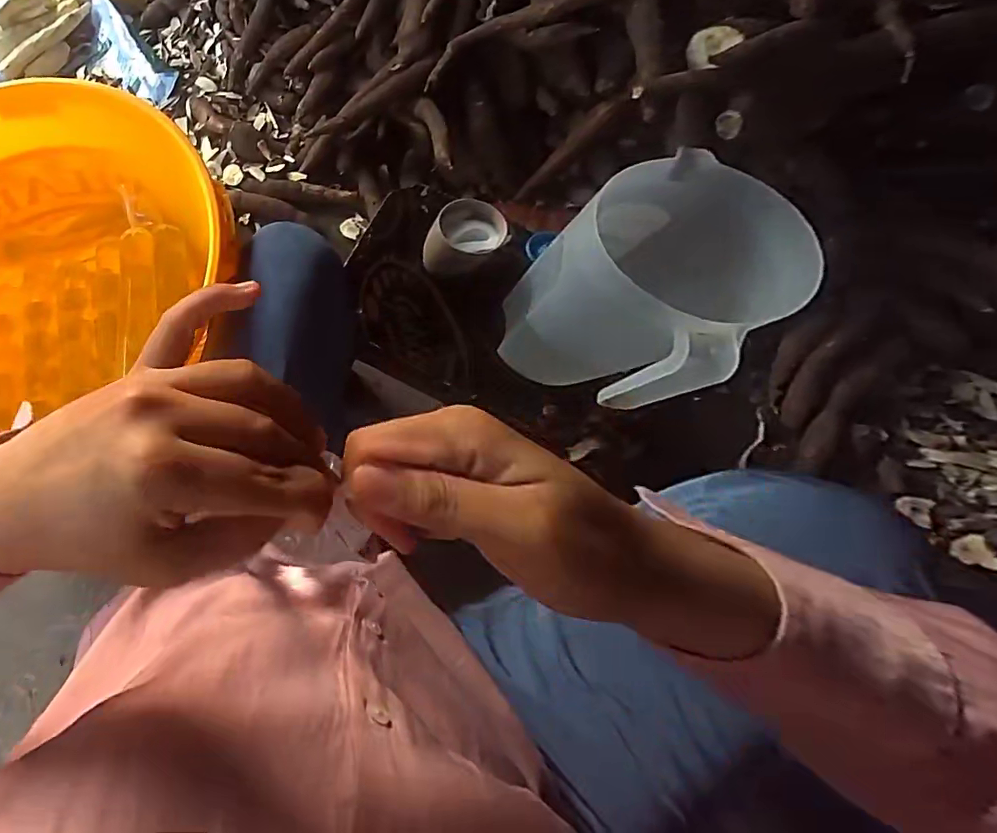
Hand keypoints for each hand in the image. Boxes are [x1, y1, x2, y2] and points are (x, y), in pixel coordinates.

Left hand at [0, 281, 333, 587]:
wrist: (16, 499)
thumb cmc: (87, 543)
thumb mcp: (166, 567)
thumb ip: (238, 538)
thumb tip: (287, 506)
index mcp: (167, 474)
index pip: (265, 482)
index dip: (307, 499)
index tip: (322, 513)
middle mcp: (164, 414)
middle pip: (262, 429)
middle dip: (303, 459)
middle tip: (316, 483)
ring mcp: (150, 381)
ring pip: (242, 381)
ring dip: (286, 407)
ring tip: (305, 435)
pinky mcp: (137, 368)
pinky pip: (179, 324)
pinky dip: (215, 300)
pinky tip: (252, 291)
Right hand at [343, 407, 780, 658]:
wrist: (638, 569)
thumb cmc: (583, 553)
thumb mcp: (512, 529)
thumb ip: (436, 500)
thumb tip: (359, 480)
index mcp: (458, 431)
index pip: (370, 445)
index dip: (366, 492)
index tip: (400, 538)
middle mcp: (447, 427)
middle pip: (371, 452)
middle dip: (373, 500)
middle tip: (410, 544)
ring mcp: (451, 447)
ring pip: (382, 467)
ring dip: (388, 507)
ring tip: (421, 543)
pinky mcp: (454, 470)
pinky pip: (403, 481)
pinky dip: (404, 510)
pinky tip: (429, 534)